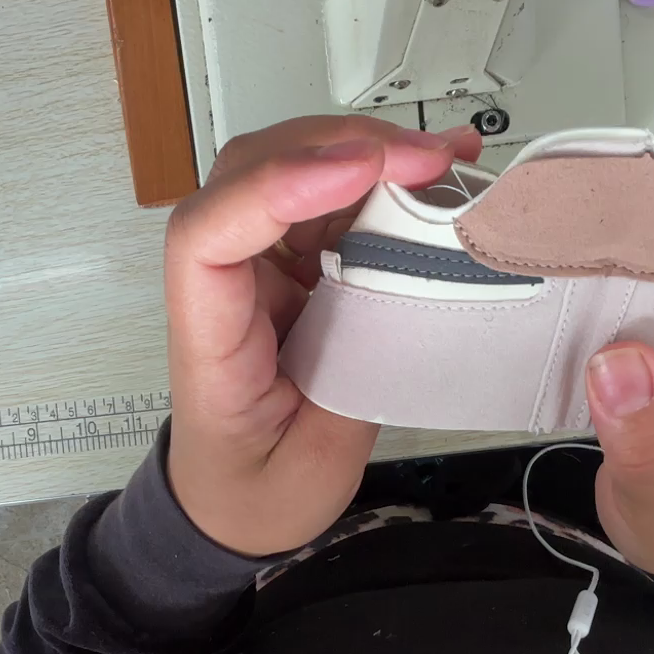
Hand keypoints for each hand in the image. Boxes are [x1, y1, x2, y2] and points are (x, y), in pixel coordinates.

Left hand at [164, 116, 483, 556]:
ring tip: (446, 158)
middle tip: (429, 158)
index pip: (207, 240)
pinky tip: (428, 177)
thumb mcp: (316, 462)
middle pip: (250, 178)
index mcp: (209, 343)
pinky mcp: (290, 275)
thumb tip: (413, 289)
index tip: (360, 172)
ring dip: (368, 154)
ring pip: (292, 174)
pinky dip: (378, 183)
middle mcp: (225, 291)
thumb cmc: (259, 492)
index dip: (275, 189)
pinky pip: (326, 206)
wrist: (235, 505)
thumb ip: (357, 377)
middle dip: (340, 149)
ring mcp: (256, 275)